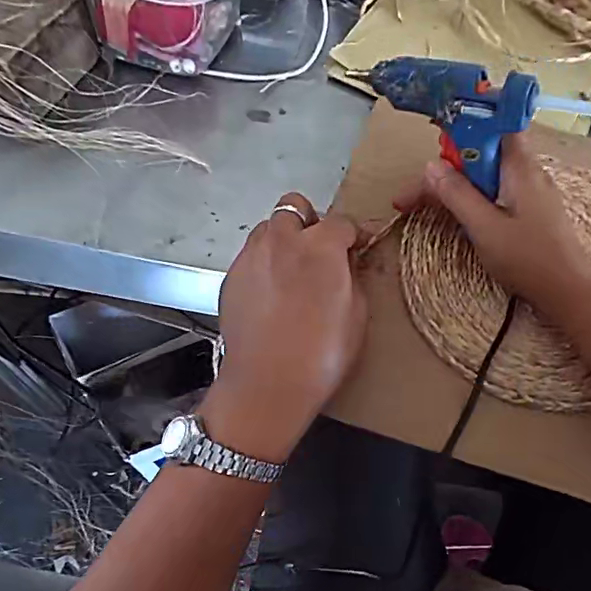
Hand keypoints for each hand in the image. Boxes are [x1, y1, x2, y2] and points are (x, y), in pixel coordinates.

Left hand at [205, 193, 366, 461]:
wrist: (268, 383)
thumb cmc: (322, 353)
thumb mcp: (357, 314)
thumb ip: (352, 277)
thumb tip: (346, 263)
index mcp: (320, 246)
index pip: (342, 221)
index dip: (355, 234)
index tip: (359, 247)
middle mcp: (281, 241)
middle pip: (295, 207)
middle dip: (311, 222)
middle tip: (321, 251)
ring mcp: (251, 257)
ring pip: (268, 229)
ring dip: (284, 240)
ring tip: (294, 271)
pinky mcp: (231, 277)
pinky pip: (251, 257)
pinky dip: (265, 265)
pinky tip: (273, 295)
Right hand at [391, 132, 590, 315]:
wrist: (570, 293)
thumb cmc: (529, 260)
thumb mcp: (484, 228)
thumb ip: (457, 195)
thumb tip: (431, 166)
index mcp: (519, 166)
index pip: (493, 123)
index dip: (463, 127)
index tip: (434, 147)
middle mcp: (528, 172)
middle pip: (484, 152)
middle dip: (449, 167)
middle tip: (416, 195)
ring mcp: (533, 192)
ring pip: (489, 175)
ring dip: (459, 186)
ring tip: (430, 206)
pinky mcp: (534, 212)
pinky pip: (499, 193)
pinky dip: (475, 200)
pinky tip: (463, 219)